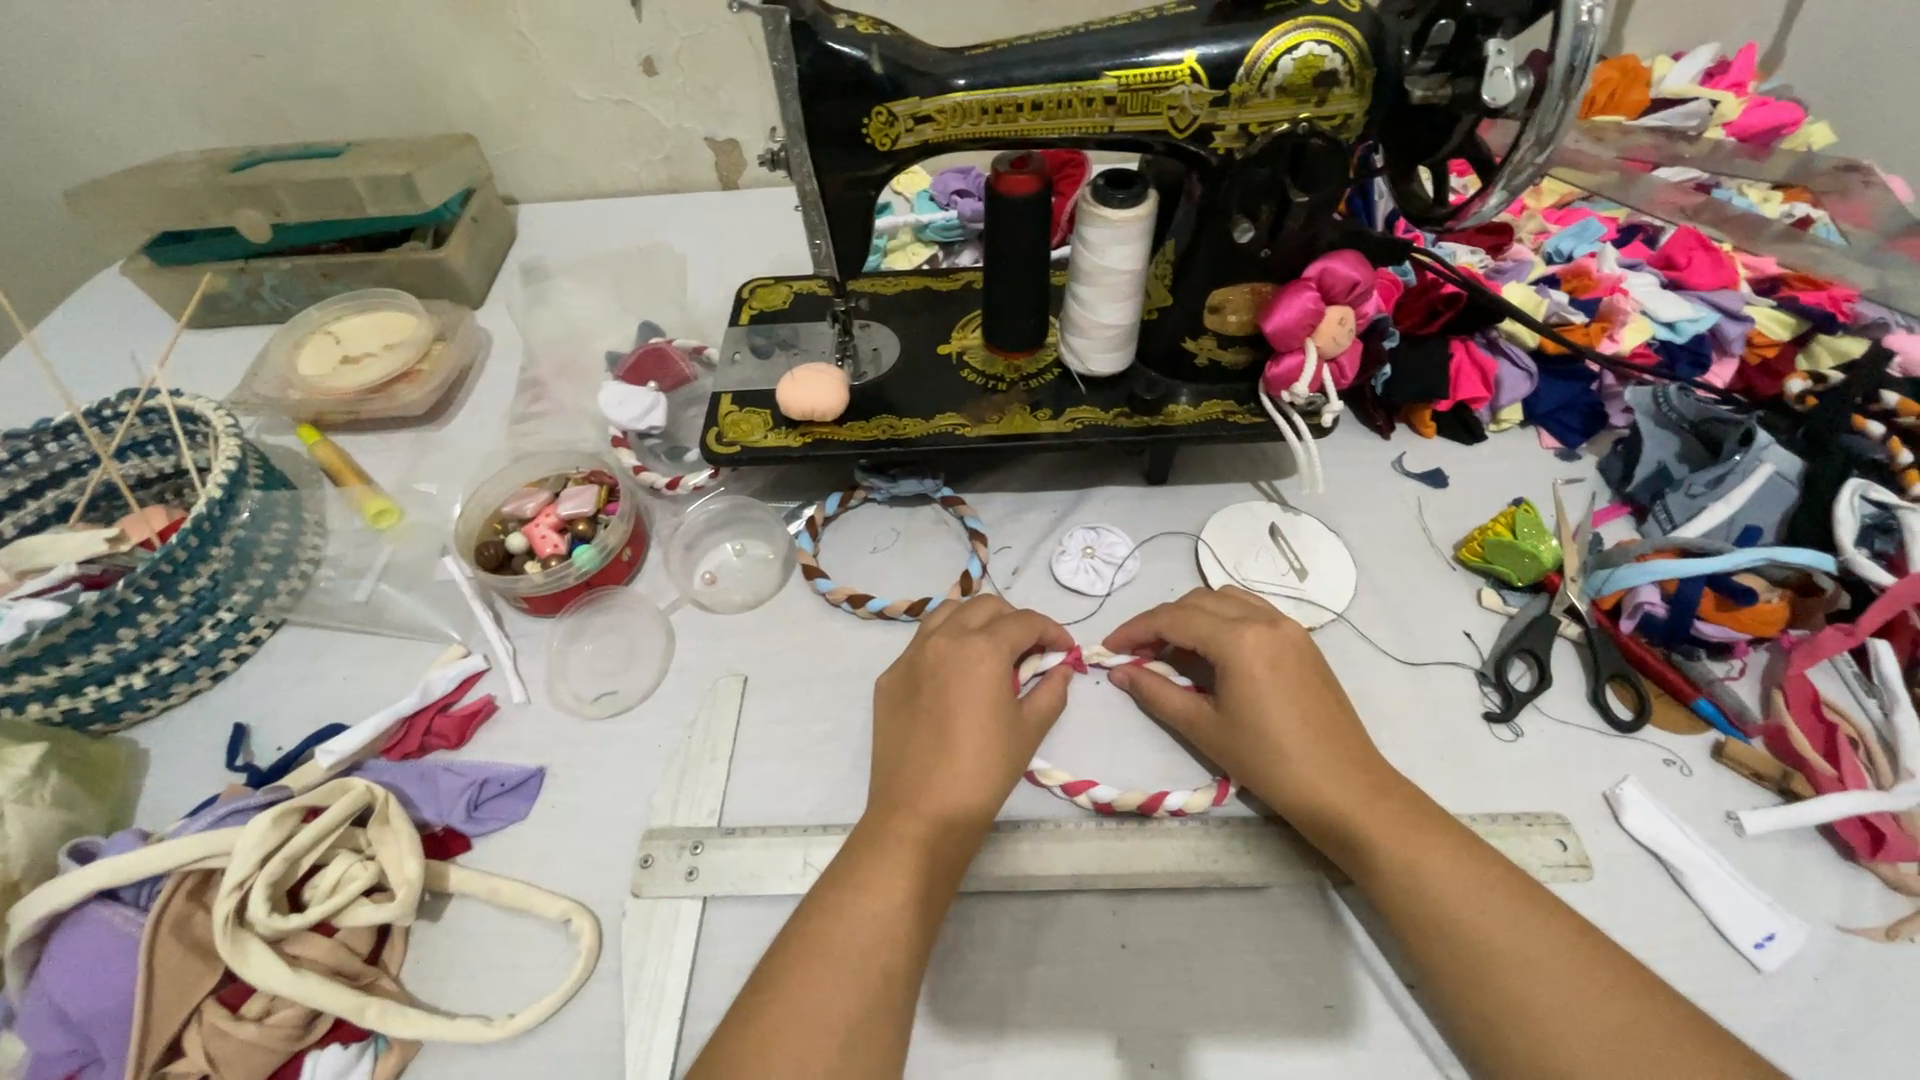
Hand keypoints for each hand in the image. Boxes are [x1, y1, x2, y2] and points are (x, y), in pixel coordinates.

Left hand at [867, 595, 1074, 838]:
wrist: (920, 812)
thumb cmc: (983, 771)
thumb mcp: (1029, 730)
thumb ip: (1050, 690)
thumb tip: (1060, 669)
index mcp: (982, 647)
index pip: (1025, 621)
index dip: (1052, 632)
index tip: (1064, 651)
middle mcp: (943, 638)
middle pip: (985, 606)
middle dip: (1014, 620)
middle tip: (1029, 651)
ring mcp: (910, 656)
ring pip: (946, 613)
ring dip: (975, 622)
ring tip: (990, 652)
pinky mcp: (889, 678)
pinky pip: (921, 644)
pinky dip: (944, 645)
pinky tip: (954, 678)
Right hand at [1102, 587, 1402, 830]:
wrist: (1343, 787)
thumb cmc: (1269, 762)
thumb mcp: (1203, 728)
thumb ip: (1156, 692)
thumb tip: (1120, 672)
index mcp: (1239, 639)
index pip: (1172, 618)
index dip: (1134, 630)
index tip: (1109, 649)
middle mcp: (1264, 619)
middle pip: (1196, 601)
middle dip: (1160, 622)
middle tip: (1137, 655)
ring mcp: (1288, 626)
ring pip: (1225, 600)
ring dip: (1191, 616)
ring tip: (1171, 651)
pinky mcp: (1302, 641)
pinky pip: (1251, 611)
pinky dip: (1221, 620)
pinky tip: (1211, 652)